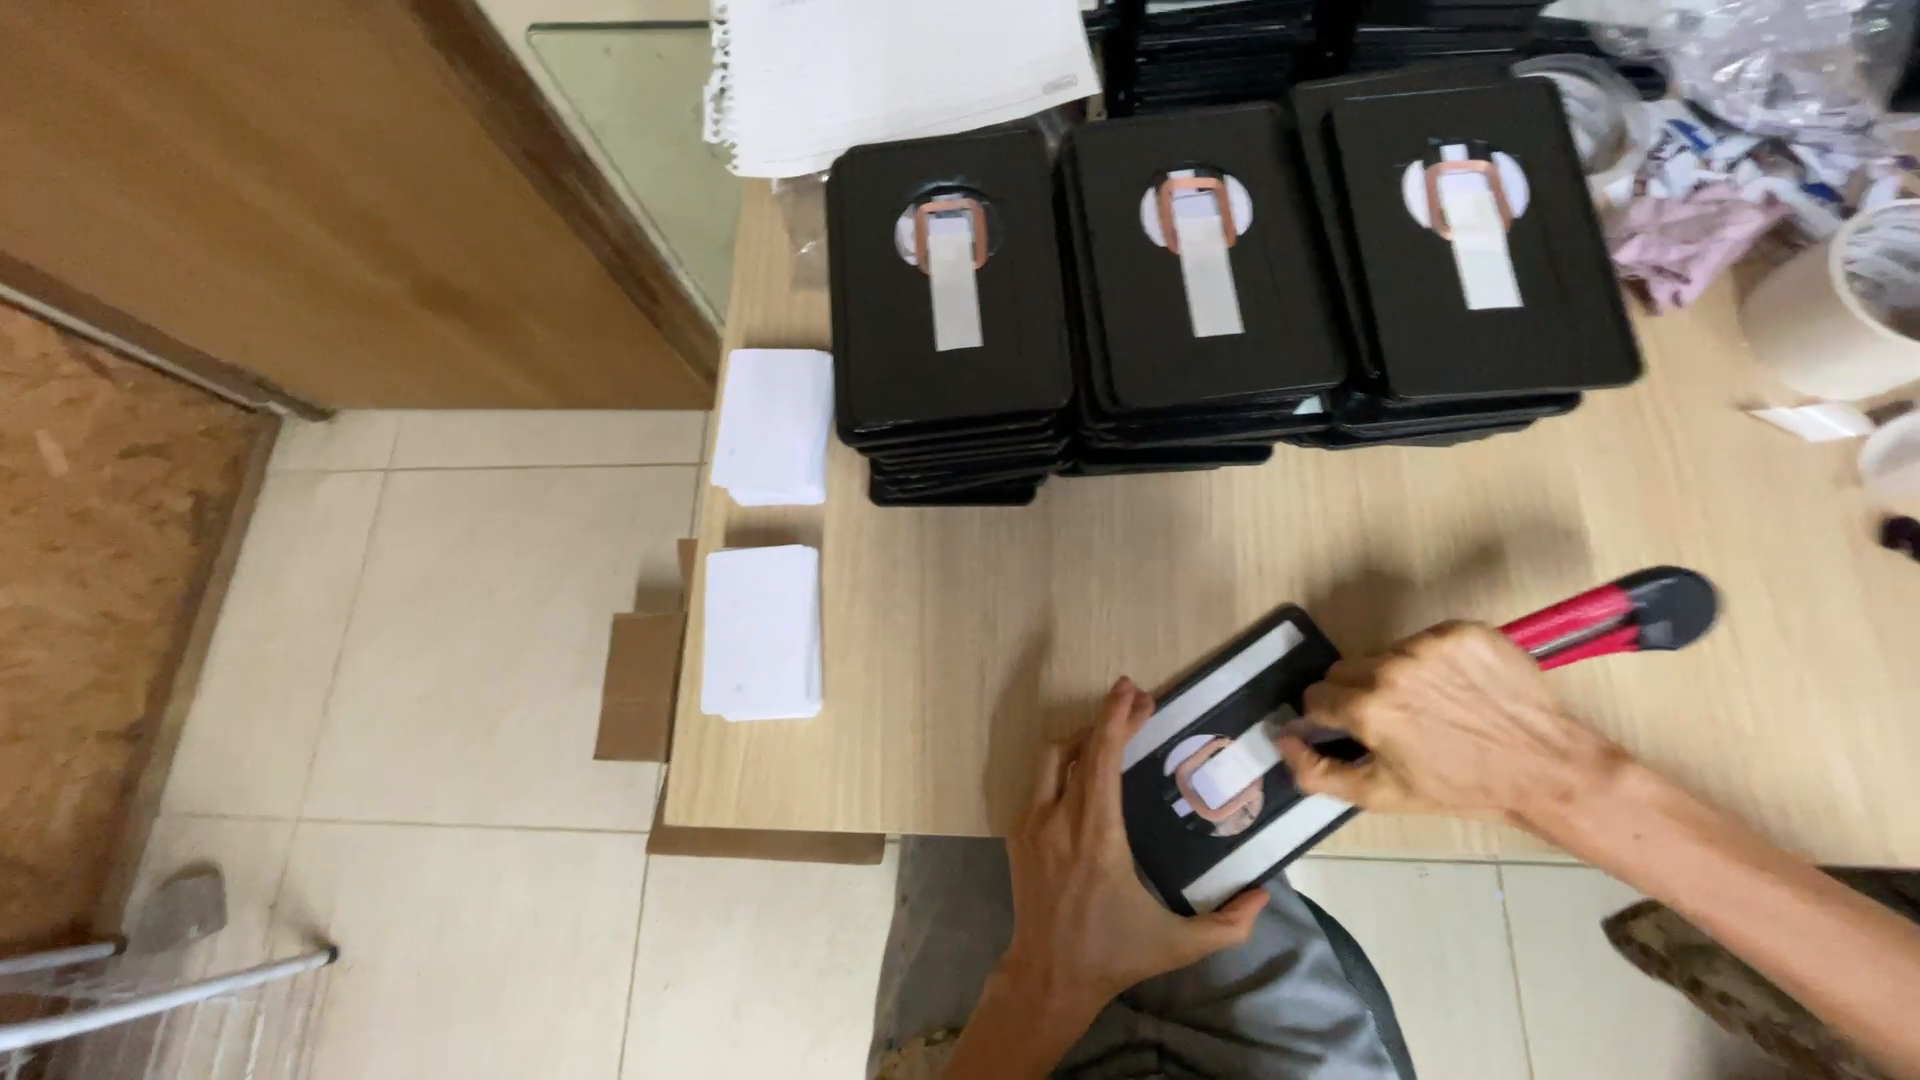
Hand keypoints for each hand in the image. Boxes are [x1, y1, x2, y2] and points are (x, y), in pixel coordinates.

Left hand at [999, 677, 1267, 1016]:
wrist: (1047, 975)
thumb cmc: (1114, 954)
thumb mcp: (1179, 944)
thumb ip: (1229, 923)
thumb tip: (1265, 894)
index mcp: (1097, 836)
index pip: (1102, 759)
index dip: (1116, 719)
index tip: (1134, 692)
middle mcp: (1059, 820)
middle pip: (1078, 747)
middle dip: (1107, 718)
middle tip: (1137, 700)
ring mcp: (1031, 824)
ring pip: (1052, 758)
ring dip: (1083, 737)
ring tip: (1113, 730)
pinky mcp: (1017, 832)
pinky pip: (1039, 782)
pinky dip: (1065, 764)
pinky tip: (1087, 768)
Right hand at [1276, 621, 1631, 831]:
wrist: (1547, 768)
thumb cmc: (1459, 788)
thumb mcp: (1380, 795)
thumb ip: (1316, 772)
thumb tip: (1282, 740)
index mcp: (1366, 708)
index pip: (1315, 697)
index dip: (1330, 719)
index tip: (1355, 732)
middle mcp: (1390, 668)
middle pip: (1342, 671)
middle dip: (1355, 694)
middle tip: (1391, 721)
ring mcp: (1428, 645)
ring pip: (1380, 653)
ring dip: (1390, 675)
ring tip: (1428, 704)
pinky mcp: (1461, 630)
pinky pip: (1421, 639)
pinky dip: (1429, 661)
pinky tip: (1454, 687)